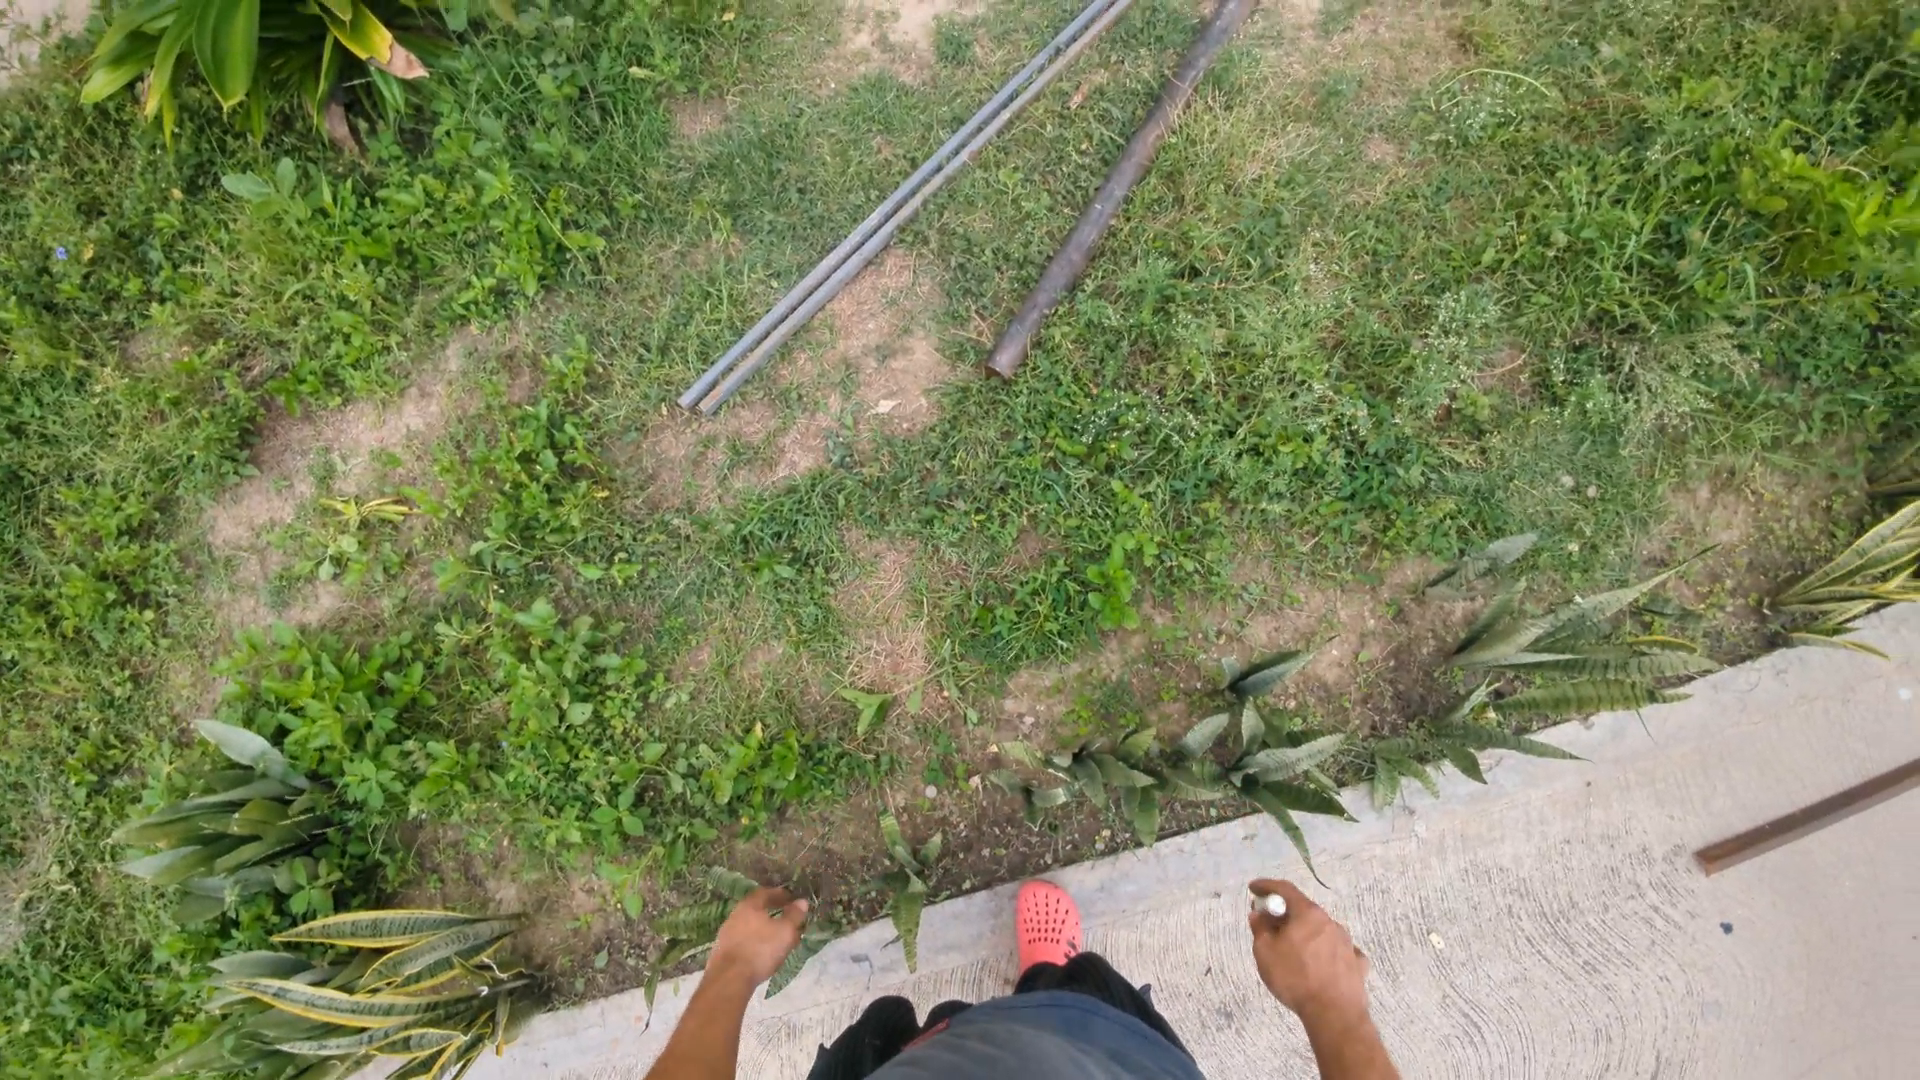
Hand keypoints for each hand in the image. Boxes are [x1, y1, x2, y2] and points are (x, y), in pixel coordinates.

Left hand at [708, 887, 809, 987]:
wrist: (729, 981)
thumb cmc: (760, 950)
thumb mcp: (785, 931)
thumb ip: (794, 915)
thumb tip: (802, 901)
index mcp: (750, 905)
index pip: (766, 893)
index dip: (780, 895)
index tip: (792, 899)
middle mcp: (735, 915)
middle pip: (756, 910)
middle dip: (772, 913)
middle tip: (786, 920)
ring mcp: (726, 935)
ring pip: (749, 927)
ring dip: (764, 930)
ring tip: (778, 940)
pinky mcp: (722, 954)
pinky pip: (743, 942)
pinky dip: (755, 944)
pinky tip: (763, 954)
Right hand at [1247, 879, 1370, 1029]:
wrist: (1335, 1016)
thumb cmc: (1295, 978)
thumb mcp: (1264, 951)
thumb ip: (1260, 928)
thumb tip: (1259, 915)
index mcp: (1307, 913)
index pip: (1285, 889)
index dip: (1267, 886)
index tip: (1253, 889)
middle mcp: (1330, 922)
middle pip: (1304, 910)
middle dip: (1286, 914)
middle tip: (1271, 925)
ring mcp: (1348, 943)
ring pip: (1322, 930)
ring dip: (1308, 934)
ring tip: (1296, 951)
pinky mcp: (1359, 965)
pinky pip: (1340, 951)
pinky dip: (1329, 952)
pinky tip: (1324, 964)